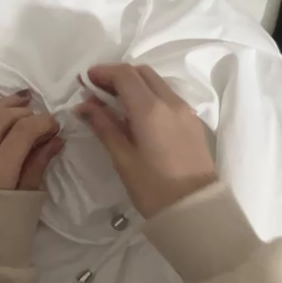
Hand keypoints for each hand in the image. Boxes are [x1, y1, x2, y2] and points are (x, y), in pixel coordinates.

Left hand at [0, 88, 63, 191]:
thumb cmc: (2, 229)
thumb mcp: (27, 199)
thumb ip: (38, 164)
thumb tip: (55, 138)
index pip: (21, 132)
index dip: (42, 122)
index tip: (56, 126)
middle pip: (0, 119)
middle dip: (24, 111)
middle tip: (41, 116)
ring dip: (5, 104)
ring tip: (24, 99)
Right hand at [77, 64, 217, 216]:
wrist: (197, 209)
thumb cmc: (154, 188)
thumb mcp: (123, 159)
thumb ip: (104, 126)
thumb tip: (85, 106)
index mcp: (151, 109)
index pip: (125, 75)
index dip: (104, 72)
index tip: (87, 81)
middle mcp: (171, 102)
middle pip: (142, 73)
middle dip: (119, 76)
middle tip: (99, 92)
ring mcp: (185, 110)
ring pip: (157, 82)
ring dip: (135, 84)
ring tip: (116, 103)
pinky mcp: (193, 121)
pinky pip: (168, 96)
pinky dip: (150, 95)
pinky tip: (138, 115)